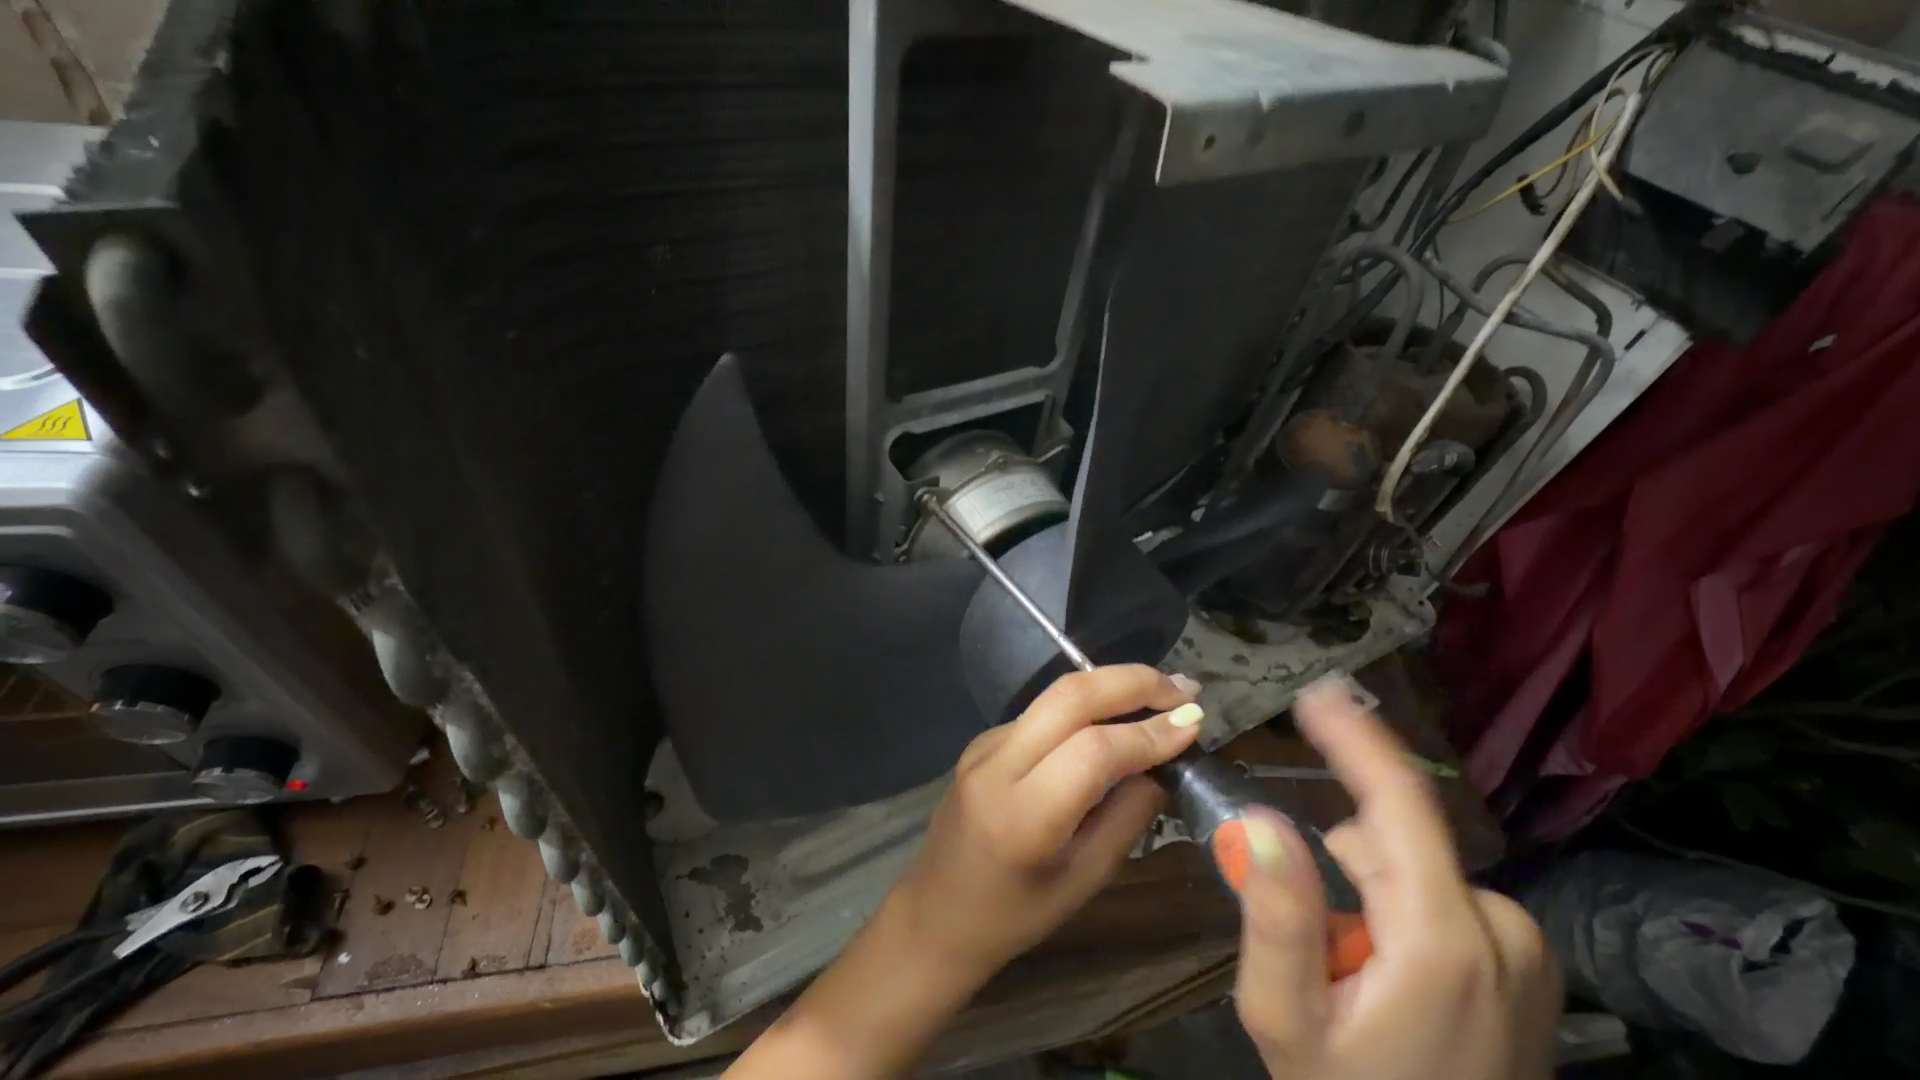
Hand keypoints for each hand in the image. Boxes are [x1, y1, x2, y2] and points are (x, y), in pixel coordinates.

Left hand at [890, 664, 1204, 980]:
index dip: (1149, 731)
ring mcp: (983, 747)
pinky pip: (1042, 713)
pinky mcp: (982, 742)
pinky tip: (1117, 720)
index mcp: (1022, 815)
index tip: (1197, 722)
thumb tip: (1163, 766)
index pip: (1093, 749)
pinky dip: (1086, 708)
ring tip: (1163, 696)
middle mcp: (996, 766)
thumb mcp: (1084, 881)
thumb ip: (1127, 819)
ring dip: (1112, 686)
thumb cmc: (1014, 916)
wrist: (935, 915)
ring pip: (1055, 696)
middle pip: (1069, 696)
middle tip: (1185, 690)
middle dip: (1133, 682)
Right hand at [1235, 678, 1559, 1079]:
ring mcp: (1527, 947)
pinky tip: (1398, 983)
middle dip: (1342, 869)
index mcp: (1440, 934)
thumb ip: (1274, 914)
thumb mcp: (1286, 1018)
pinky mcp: (1533, 964)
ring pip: (1418, 874)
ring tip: (1358, 978)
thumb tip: (1258, 818)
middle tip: (1319, 948)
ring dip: (1373, 900)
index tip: (1319, 691)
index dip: (1355, 739)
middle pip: (1395, 845)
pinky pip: (1450, 903)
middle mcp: (1502, 925)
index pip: (1398, 805)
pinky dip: (1409, 919)